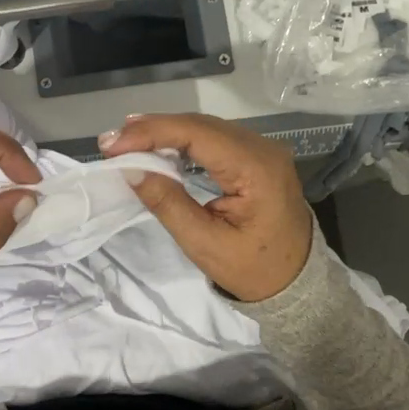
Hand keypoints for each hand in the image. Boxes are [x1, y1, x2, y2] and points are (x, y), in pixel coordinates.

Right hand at [100, 113, 312, 301]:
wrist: (296, 284)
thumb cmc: (252, 269)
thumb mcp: (204, 243)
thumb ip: (167, 203)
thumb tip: (130, 169)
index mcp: (256, 168)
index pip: (197, 134)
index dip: (151, 133)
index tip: (112, 145)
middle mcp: (262, 149)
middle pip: (200, 125)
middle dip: (152, 129)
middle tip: (111, 142)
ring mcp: (262, 150)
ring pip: (205, 127)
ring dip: (164, 132)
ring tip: (126, 141)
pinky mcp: (256, 157)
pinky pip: (213, 138)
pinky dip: (181, 140)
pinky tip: (158, 145)